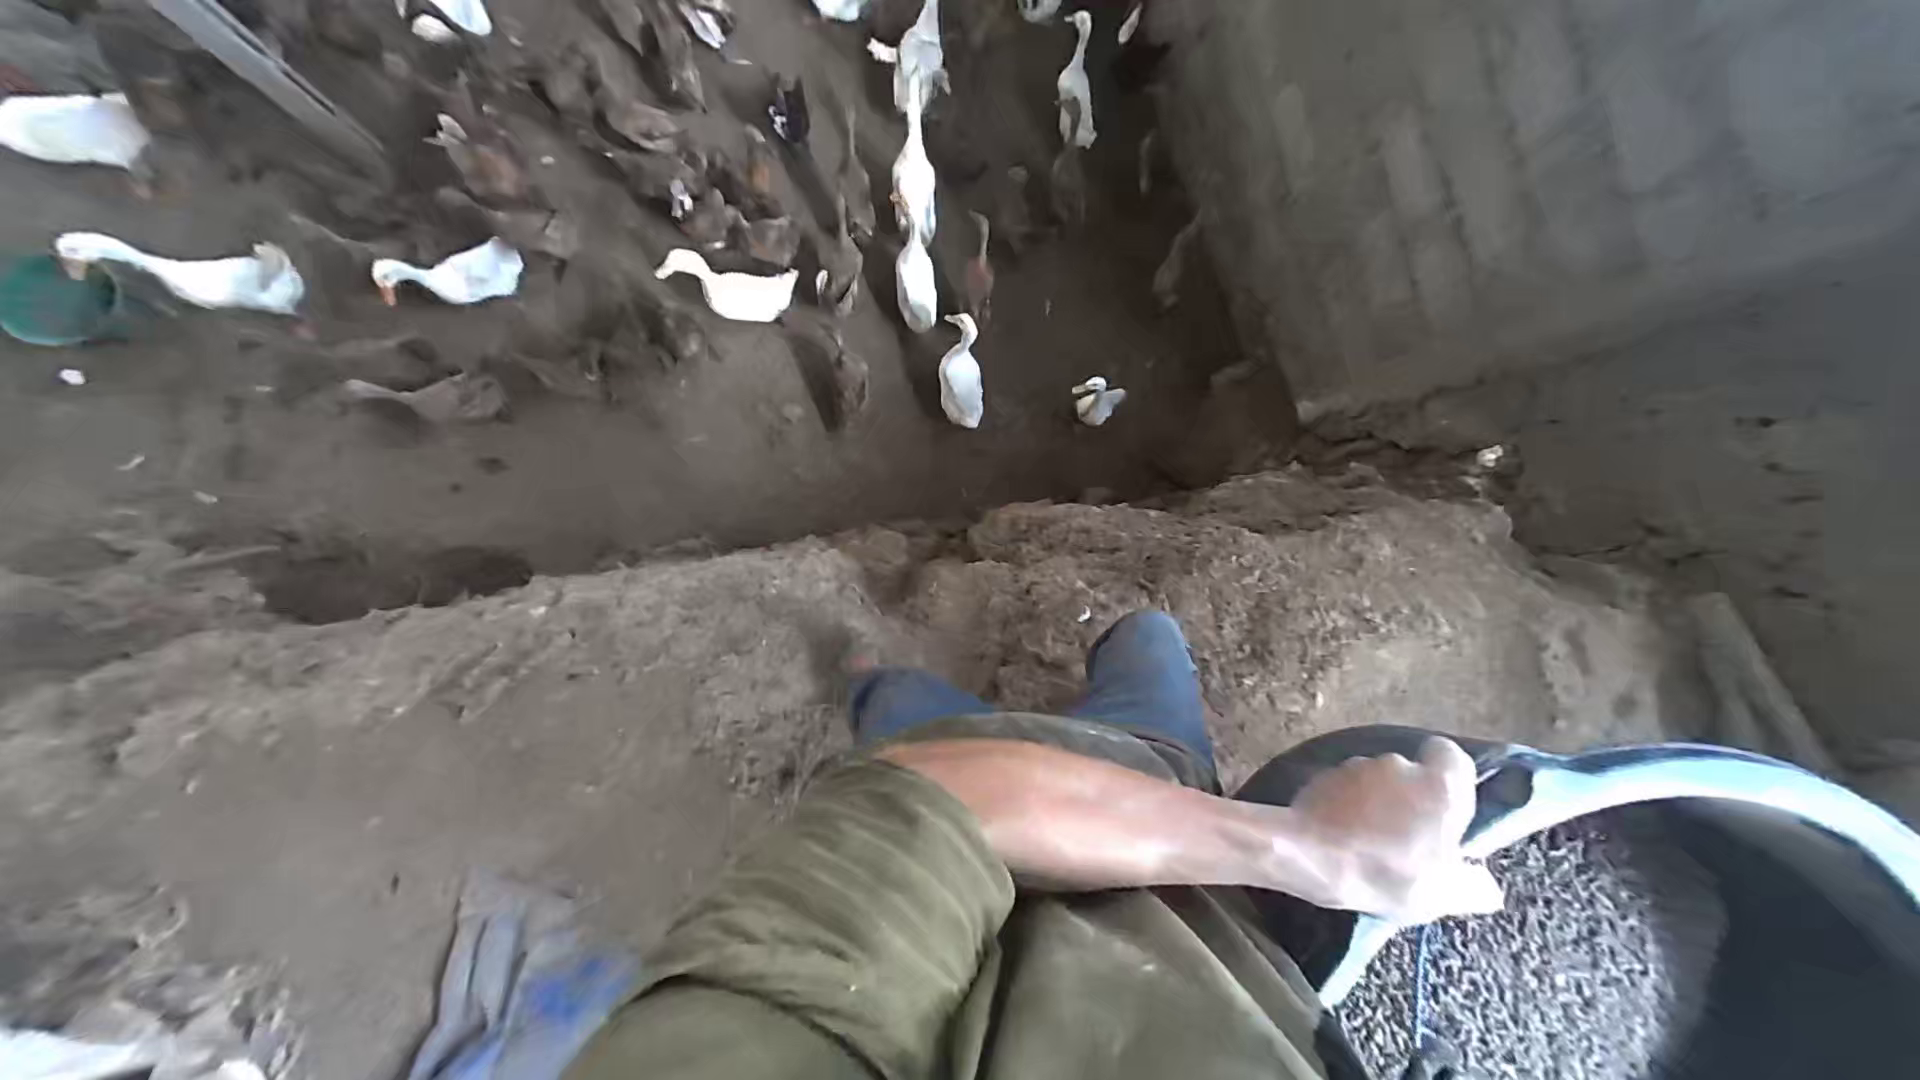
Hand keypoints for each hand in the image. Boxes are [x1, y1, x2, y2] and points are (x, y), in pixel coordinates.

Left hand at [1287, 737, 1503, 921]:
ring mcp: (1354, 765)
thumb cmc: (1387, 874)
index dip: (1448, 772)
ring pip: (1374, 778)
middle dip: (1408, 796)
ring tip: (1368, 836)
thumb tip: (1483, 882)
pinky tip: (1340, 830)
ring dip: (1375, 799)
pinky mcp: (1322, 772)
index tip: (1444, 801)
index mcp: (1439, 787)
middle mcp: (1397, 765)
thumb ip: (1472, 885)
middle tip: (1405, 834)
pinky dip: (1346, 801)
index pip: (1450, 755)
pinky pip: (1344, 785)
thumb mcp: (1442, 896)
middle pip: (1410, 771)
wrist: (1311, 856)